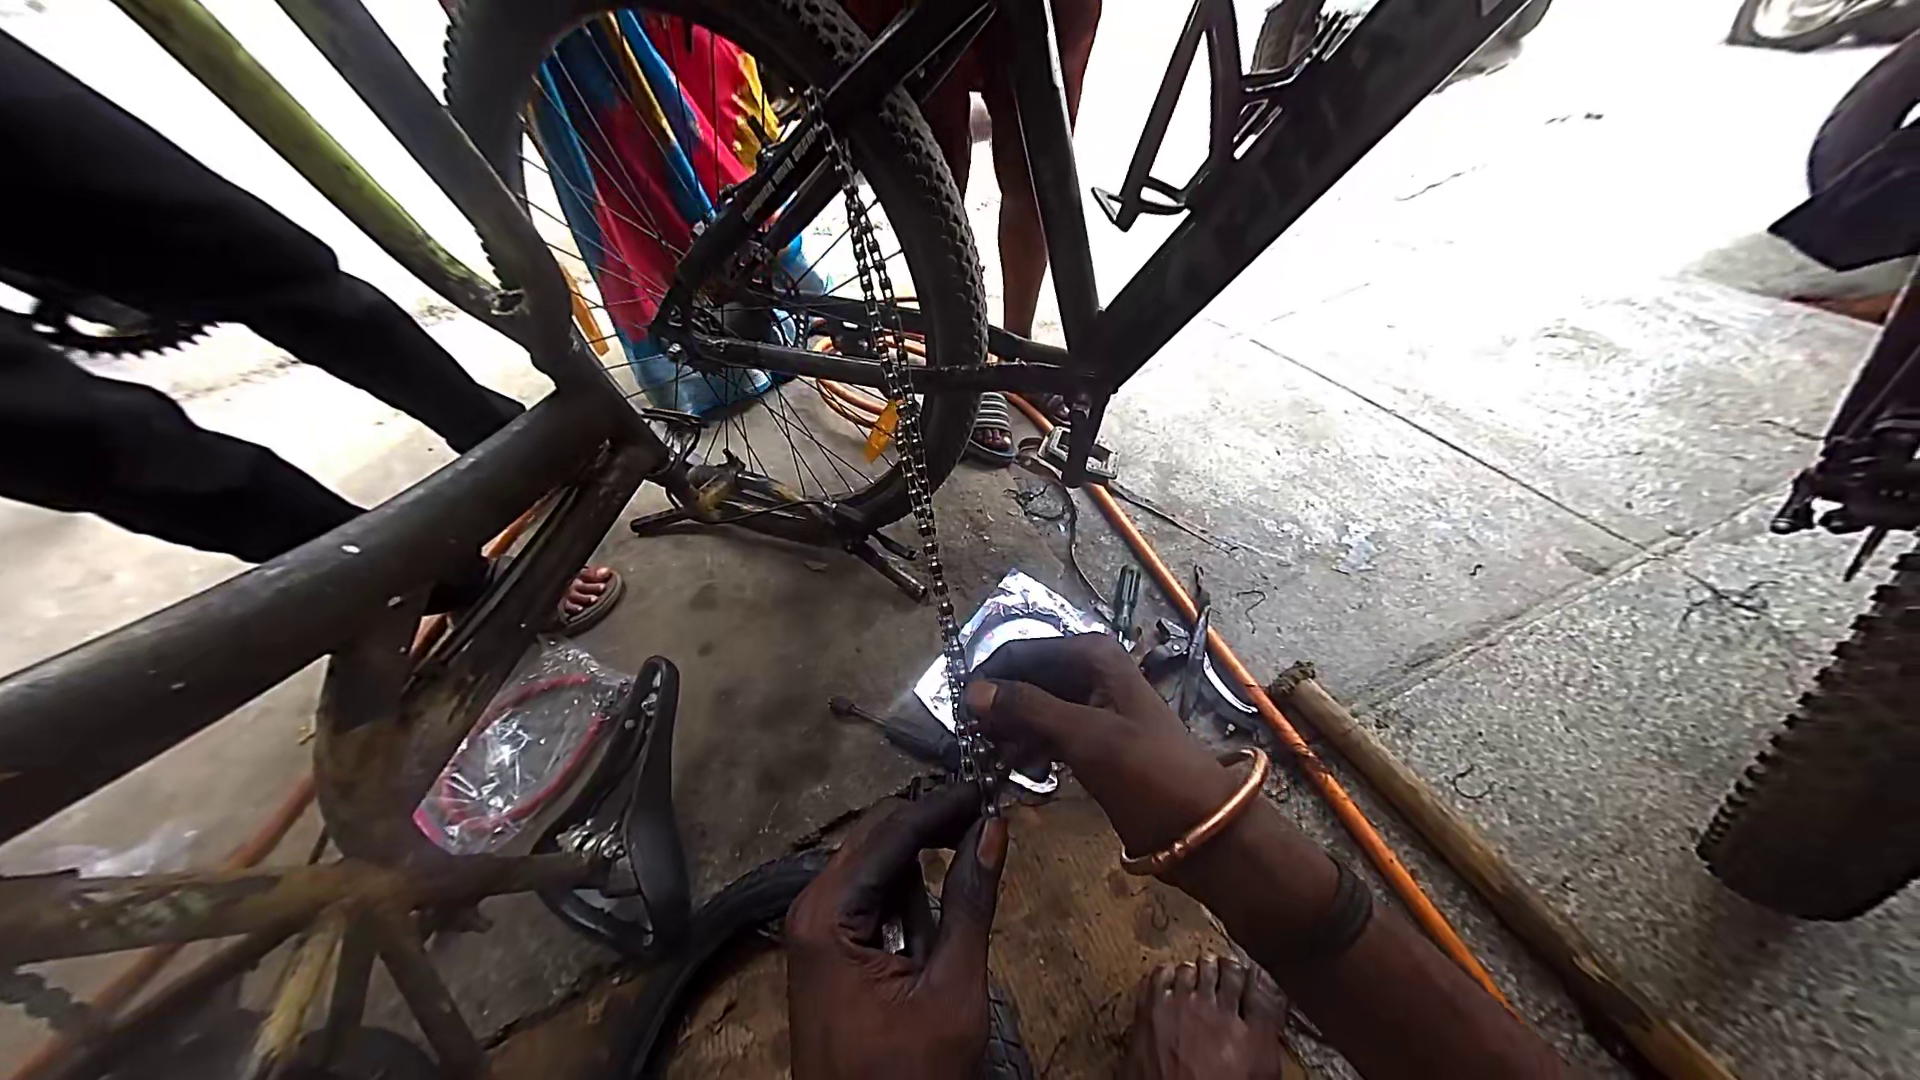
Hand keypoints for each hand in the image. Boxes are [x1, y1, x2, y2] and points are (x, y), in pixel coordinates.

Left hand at [785, 782, 1009, 1079]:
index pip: (894, 833)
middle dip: (933, 834)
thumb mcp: (951, 989)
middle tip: (982, 826)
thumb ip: (971, 900)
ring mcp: (818, 925)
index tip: (982, 790)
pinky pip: (876, 897)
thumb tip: (991, 828)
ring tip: (945, 915)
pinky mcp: (830, 943)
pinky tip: (924, 942)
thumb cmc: (907, 1079)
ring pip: (882, 866)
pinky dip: (909, 904)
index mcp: (828, 914)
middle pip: (883, 841)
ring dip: (922, 878)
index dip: (942, 808)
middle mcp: (813, 907)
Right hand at [965, 633, 1240, 856]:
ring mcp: (1090, 706)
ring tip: (985, 756)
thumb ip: (1027, 708)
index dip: (989, 677)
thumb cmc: (1149, 773)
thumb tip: (973, 692)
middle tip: (968, 739)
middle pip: (1025, 678)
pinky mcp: (1090, 739)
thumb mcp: (1086, 735)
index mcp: (1092, 654)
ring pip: (1032, 706)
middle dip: (997, 705)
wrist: (1203, 829)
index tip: (958, 711)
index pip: (1020, 652)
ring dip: (1008, 729)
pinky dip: (1026, 746)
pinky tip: (1010, 767)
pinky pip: (1045, 732)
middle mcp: (1089, 671)